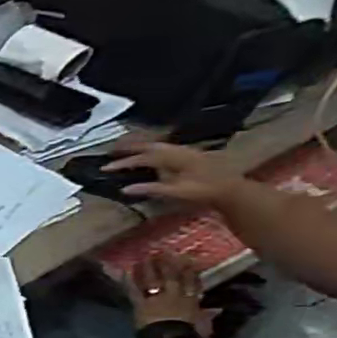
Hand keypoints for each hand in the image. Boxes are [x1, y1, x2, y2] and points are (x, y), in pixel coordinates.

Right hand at [103, 142, 243, 206]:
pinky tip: (148, 153)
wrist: (232, 190)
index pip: (145, 158)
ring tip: (126, 149)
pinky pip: (168, 148)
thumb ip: (151, 189)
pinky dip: (154, 149)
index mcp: (177, 159)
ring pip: (161, 145)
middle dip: (131, 148)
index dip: (124, 162)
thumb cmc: (204, 192)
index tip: (105, 167)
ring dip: (142, 147)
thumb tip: (124, 189)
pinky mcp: (192, 155)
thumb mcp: (177, 192)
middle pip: (153, 146)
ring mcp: (188, 152)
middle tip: (111, 150)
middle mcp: (182, 152)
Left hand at [125, 253, 211, 335]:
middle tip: (163, 251)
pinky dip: (129, 281)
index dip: (190, 271)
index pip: (193, 283)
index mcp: (192, 301)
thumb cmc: (190, 334)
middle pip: (173, 277)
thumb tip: (217, 310)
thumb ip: (208, 315)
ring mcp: (156, 298)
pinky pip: (134, 290)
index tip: (188, 259)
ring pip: (153, 280)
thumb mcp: (204, 324)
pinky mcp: (140, 304)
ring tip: (145, 257)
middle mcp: (175, 296)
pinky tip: (125, 271)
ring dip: (149, 268)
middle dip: (168, 264)